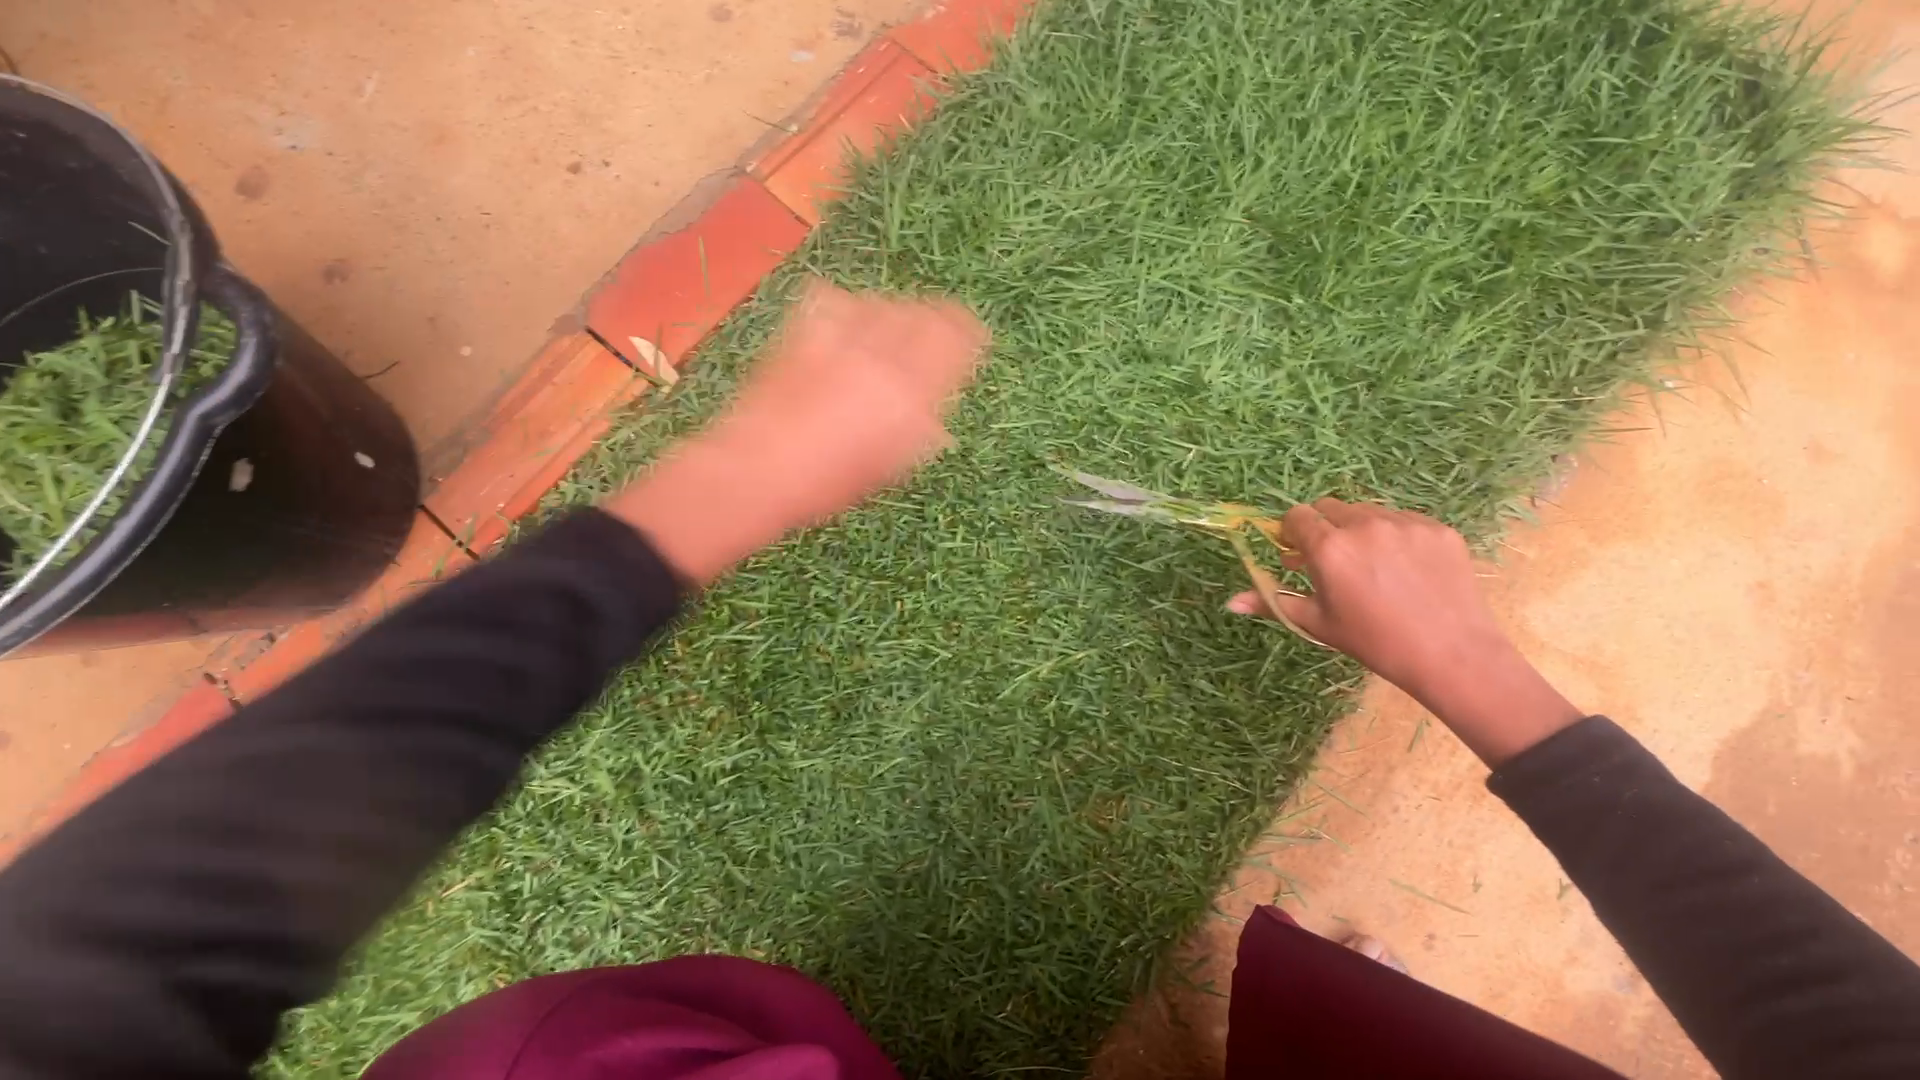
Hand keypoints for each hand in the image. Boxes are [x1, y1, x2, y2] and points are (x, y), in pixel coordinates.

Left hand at [606, 280, 987, 585]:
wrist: (755, 470)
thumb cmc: (826, 484)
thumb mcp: (887, 465)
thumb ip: (918, 428)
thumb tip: (935, 413)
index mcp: (909, 393)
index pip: (954, 339)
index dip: (967, 333)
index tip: (971, 336)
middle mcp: (879, 356)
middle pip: (922, 313)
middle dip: (936, 318)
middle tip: (939, 331)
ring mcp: (839, 339)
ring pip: (883, 303)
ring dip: (896, 312)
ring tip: (894, 330)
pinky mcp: (803, 332)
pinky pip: (837, 302)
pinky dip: (851, 309)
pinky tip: (848, 324)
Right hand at [1228, 498, 1582, 765]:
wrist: (1451, 654)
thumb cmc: (1373, 642)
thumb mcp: (1317, 623)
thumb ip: (1272, 603)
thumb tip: (1229, 602)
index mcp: (1329, 549)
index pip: (1297, 516)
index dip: (1293, 533)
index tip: (1299, 555)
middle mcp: (1363, 525)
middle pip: (1329, 507)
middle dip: (1324, 528)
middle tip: (1334, 562)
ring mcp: (1404, 523)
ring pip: (1366, 511)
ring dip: (1358, 529)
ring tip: (1373, 567)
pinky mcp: (1437, 527)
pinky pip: (1402, 520)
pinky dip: (1394, 536)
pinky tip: (1405, 570)